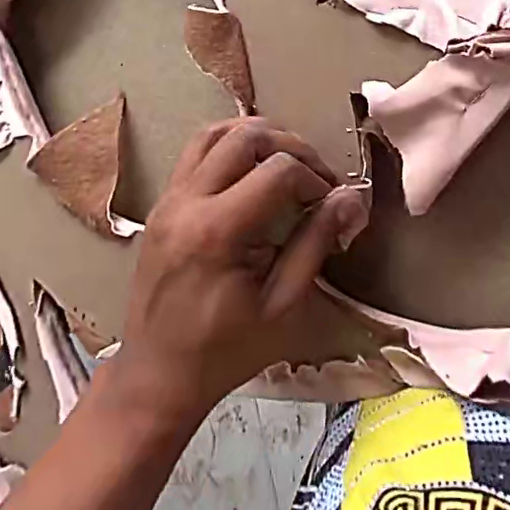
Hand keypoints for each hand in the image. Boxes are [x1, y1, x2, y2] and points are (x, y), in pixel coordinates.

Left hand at [108, 118, 368, 418]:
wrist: (157, 376)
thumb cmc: (226, 351)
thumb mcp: (283, 305)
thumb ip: (317, 243)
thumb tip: (352, 198)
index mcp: (216, 231)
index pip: (278, 170)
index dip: (315, 179)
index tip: (329, 206)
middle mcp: (186, 203)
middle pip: (246, 137)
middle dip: (292, 148)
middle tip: (316, 179)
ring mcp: (167, 200)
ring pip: (214, 133)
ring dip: (258, 138)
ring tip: (287, 165)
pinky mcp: (161, 205)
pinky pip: (195, 153)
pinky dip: (230, 147)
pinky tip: (252, 171)